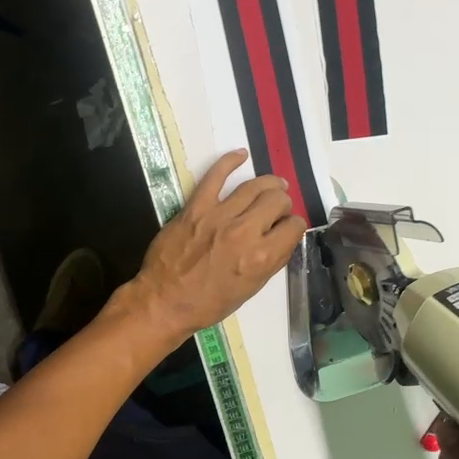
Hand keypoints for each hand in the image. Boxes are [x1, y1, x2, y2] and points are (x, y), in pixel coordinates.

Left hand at [114, 149, 304, 346]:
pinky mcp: (195, 208)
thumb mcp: (250, 289)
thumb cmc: (208, 302)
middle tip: (277, 208)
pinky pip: (215, 176)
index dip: (293, 225)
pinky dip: (229, 161)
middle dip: (283, 203)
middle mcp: (244, 232)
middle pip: (277, 200)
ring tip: (273, 185)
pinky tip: (241, 155)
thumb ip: (270, 260)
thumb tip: (282, 237)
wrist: (164, 300)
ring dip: (268, 183)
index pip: (294, 227)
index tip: (286, 227)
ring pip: (254, 186)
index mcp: (261, 258)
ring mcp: (218, 216)